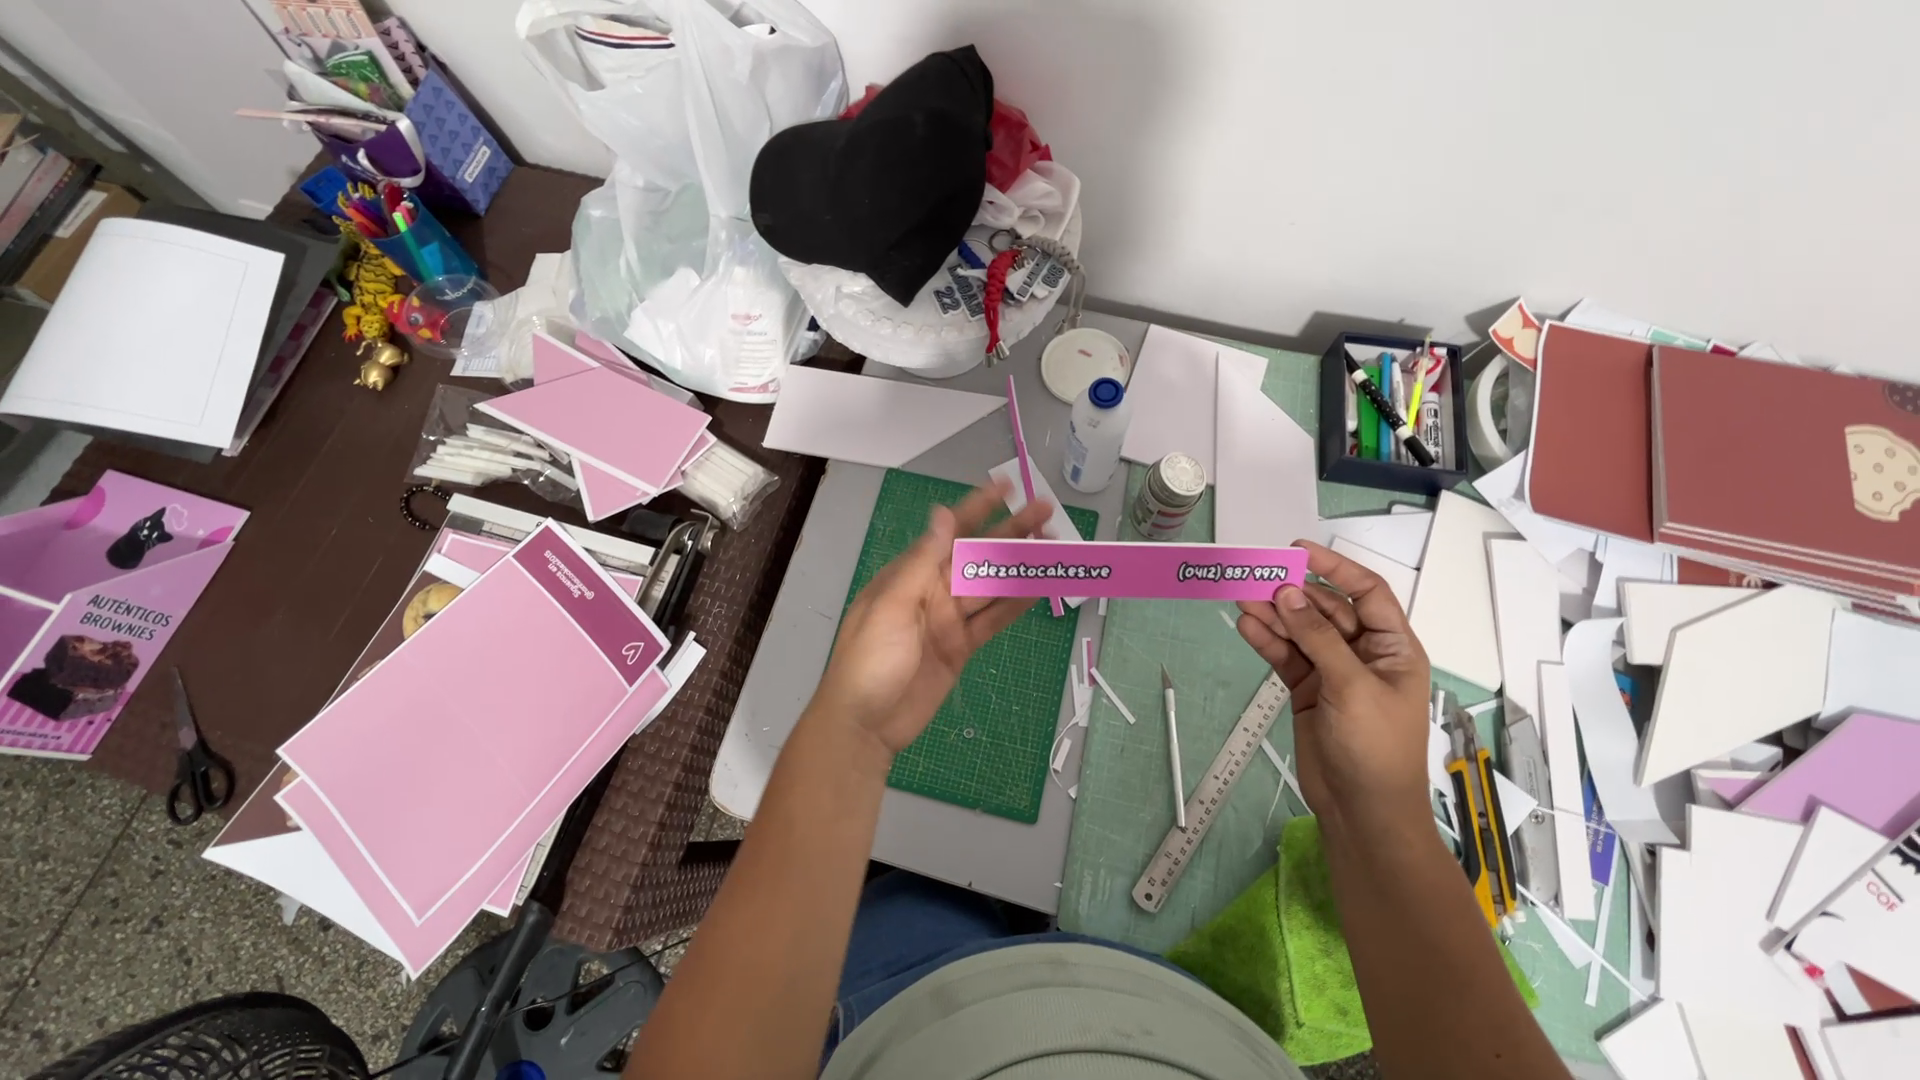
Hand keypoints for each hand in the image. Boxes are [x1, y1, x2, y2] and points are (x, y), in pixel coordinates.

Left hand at [811, 479, 1053, 754]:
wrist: (864, 723)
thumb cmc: (869, 660)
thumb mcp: (893, 605)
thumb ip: (923, 561)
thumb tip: (943, 514)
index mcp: (910, 574)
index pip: (950, 533)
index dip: (978, 508)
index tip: (1006, 487)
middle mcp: (932, 591)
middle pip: (978, 556)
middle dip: (1011, 533)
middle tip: (1046, 511)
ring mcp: (948, 620)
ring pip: (992, 585)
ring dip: (1021, 565)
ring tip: (1054, 545)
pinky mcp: (961, 647)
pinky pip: (994, 619)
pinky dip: (1017, 603)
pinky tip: (1040, 587)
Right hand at [1235, 540, 1431, 833]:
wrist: (1363, 809)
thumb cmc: (1375, 746)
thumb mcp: (1351, 686)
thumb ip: (1318, 638)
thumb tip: (1287, 593)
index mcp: (1393, 647)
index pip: (1366, 593)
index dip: (1335, 568)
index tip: (1298, 552)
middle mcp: (1363, 653)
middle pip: (1326, 610)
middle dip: (1293, 593)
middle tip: (1255, 577)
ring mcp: (1333, 672)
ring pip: (1300, 632)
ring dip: (1273, 615)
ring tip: (1241, 598)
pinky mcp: (1307, 690)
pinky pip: (1286, 656)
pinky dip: (1266, 642)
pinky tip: (1246, 627)